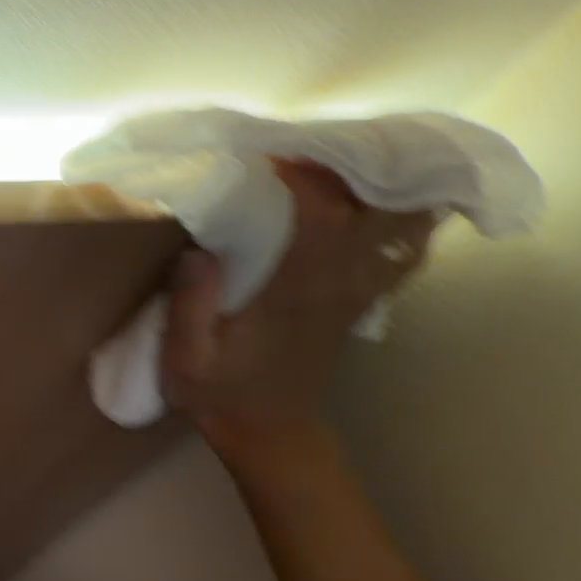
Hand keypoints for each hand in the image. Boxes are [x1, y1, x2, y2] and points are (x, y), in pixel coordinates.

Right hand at [163, 157, 437, 456]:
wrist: (269, 431)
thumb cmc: (219, 395)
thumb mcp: (186, 361)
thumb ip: (191, 307)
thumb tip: (198, 250)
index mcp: (295, 294)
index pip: (323, 216)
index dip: (302, 177)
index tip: (264, 158)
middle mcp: (338, 285)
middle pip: (366, 207)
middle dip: (338, 167)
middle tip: (295, 148)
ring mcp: (356, 290)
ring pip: (392, 221)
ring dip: (372, 185)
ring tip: (331, 164)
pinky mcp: (358, 297)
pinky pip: (395, 242)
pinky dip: (391, 212)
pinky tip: (364, 199)